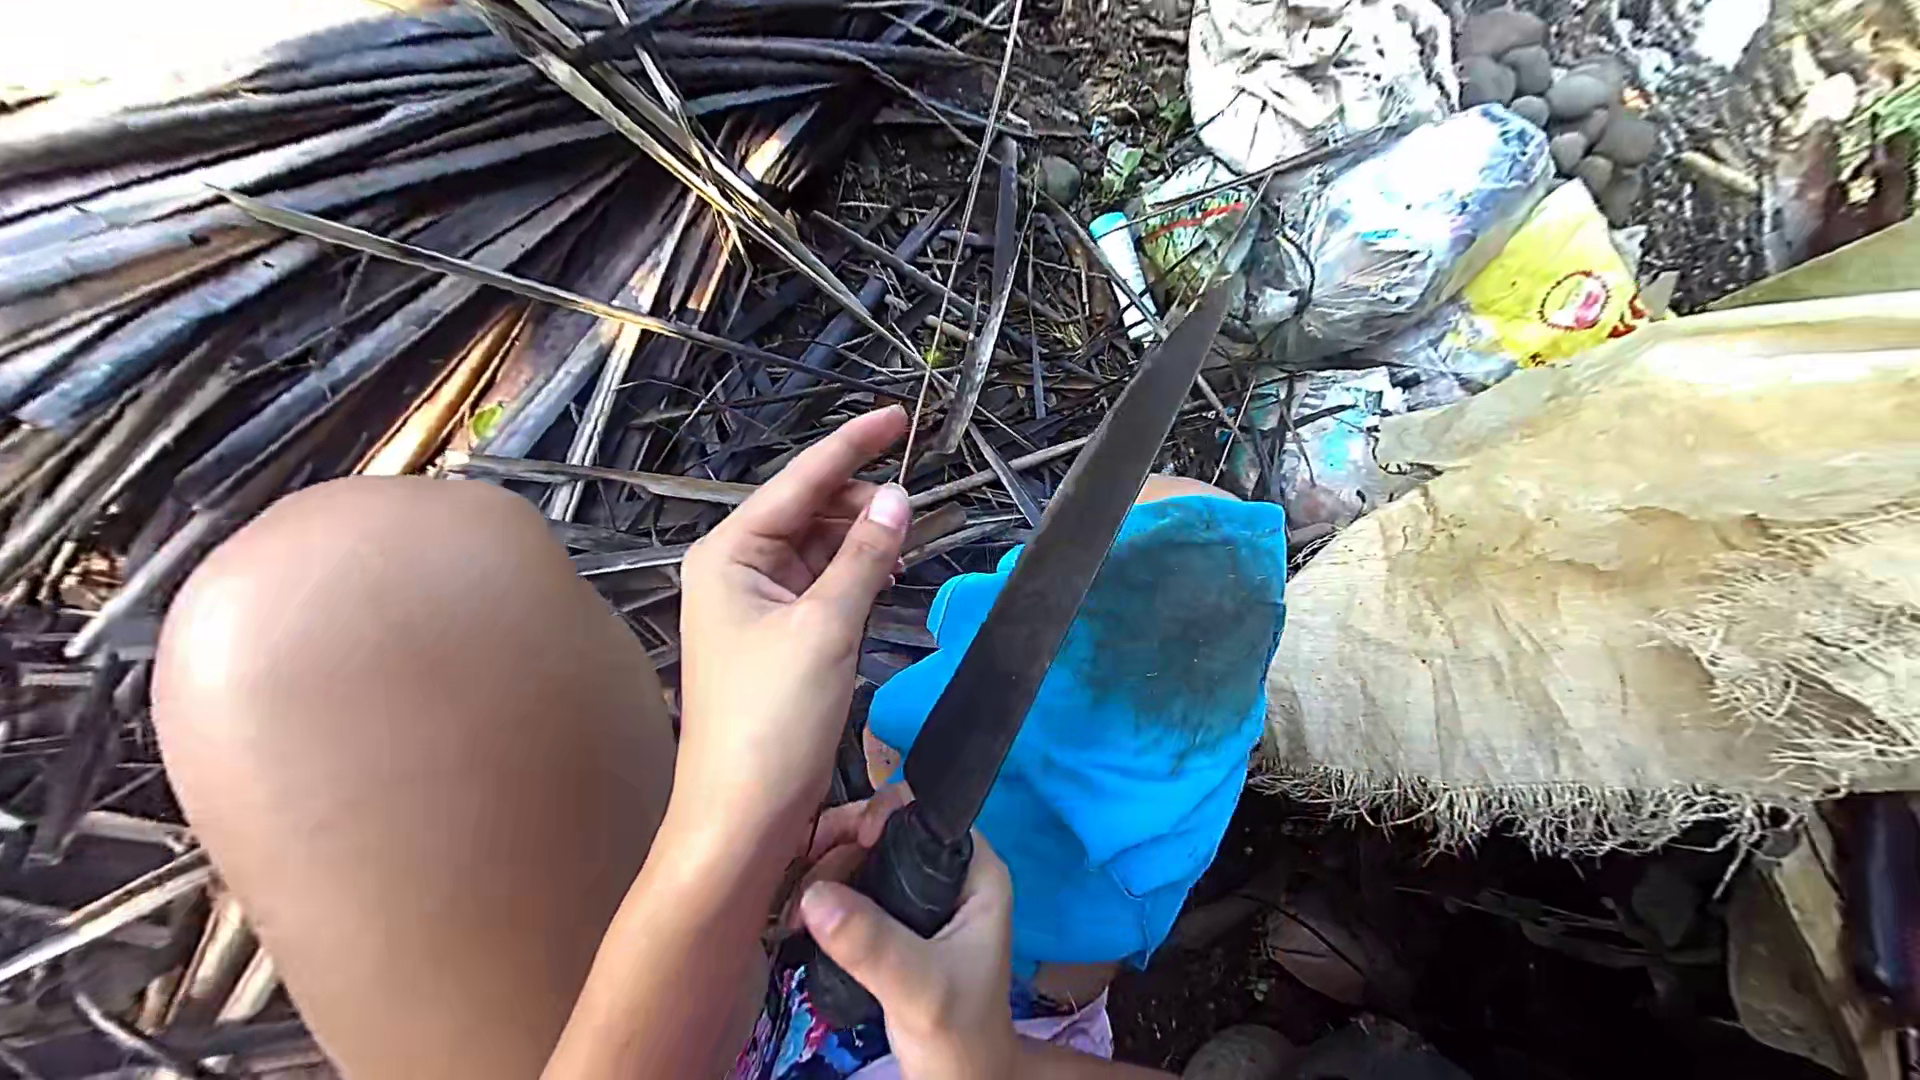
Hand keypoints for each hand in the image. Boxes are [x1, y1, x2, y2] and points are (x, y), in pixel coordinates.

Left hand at [674, 406, 911, 846]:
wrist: (744, 814)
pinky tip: (886, 570)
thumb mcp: (827, 626)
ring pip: (821, 546)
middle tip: (913, 506)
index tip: (896, 418)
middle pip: (810, 510)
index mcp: (731, 553)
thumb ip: (865, 556)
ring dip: (863, 539)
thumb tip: (901, 497)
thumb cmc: (772, 717)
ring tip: (906, 538)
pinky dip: (857, 572)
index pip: (800, 481)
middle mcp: (739, 568)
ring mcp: (760, 601)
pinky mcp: (783, 631)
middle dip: (860, 501)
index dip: (851, 446)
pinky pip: (825, 581)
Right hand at [800, 825, 1019, 1079]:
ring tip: (798, 903)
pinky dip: (832, 890)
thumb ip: (873, 944)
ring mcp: (925, 892)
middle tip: (808, 877)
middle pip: (891, 828)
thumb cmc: (957, 1034)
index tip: (851, 842)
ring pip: (871, 854)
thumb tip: (814, 895)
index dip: (885, 812)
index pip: (928, 813)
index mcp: (975, 869)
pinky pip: (861, 884)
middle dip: (845, 843)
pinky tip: (805, 909)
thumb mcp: (919, 988)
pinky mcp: (901, 916)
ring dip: (831, 868)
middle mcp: (951, 870)